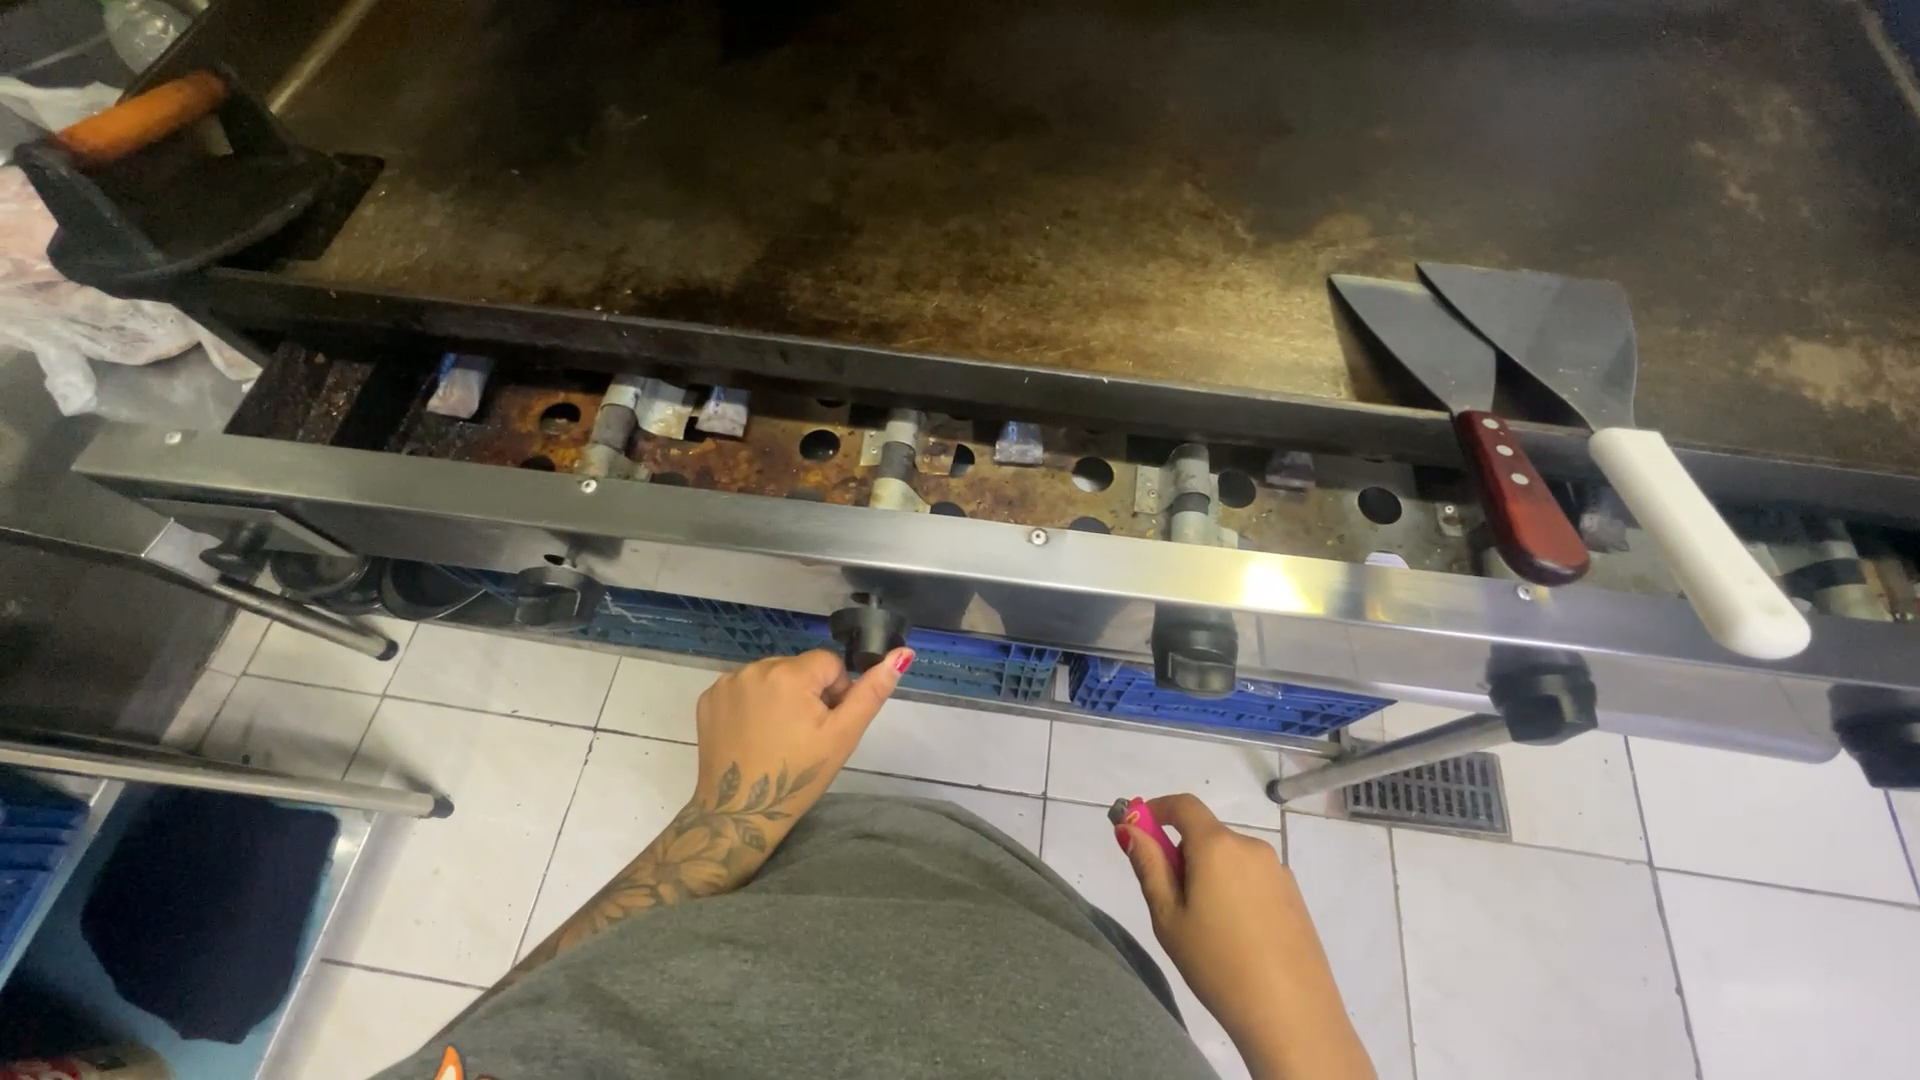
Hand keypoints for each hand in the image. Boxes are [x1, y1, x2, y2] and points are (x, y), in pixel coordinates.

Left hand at [688, 646, 912, 861]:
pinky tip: (754, 734)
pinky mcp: (708, 698)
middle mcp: (755, 668)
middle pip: (799, 668)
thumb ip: (873, 691)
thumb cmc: (798, 775)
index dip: (835, 693)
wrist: (740, 812)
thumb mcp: (844, 735)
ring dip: (780, 696)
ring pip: (772, 676)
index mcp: (791, 673)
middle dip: (807, 693)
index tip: (825, 725)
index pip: (829, 664)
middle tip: (803, 735)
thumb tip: (902, 653)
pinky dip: (752, 704)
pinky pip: (744, 688)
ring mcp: (727, 683)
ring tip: (777, 736)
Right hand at [1118, 793, 1374, 1079]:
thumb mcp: (1168, 917)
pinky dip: (1237, 892)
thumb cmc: (1217, 964)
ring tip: (1208, 929)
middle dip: (1184, 855)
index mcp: (1217, 846)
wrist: (1293, 1018)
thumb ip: (1148, 866)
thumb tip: (1131, 828)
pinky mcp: (1295, 897)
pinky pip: (1254, 880)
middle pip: (1207, 835)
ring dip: (1211, 876)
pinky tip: (1239, 939)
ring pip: (1230, 860)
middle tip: (1173, 902)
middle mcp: (1251, 847)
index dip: (1158, 809)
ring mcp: (1278, 872)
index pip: (1184, 805)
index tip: (1141, 829)